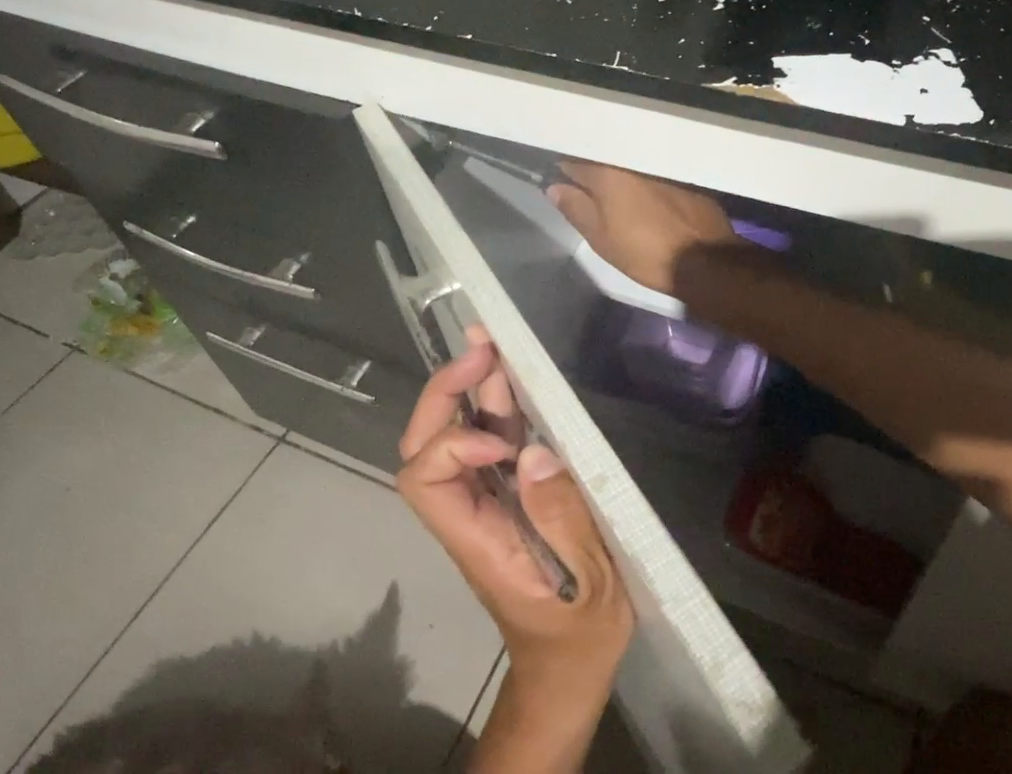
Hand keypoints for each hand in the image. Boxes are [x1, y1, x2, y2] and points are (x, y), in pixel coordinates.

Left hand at [397, 328, 632, 684]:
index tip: (508, 447)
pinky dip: (498, 408)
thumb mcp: (588, 586)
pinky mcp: (507, 498)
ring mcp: (485, 503)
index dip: (455, 447)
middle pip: (424, 448)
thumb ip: (562, 520)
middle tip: (481, 350)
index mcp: (475, 540)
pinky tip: (514, 379)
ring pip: (453, 438)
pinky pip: (490, 445)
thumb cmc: (577, 636)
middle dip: (445, 394)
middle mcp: (468, 513)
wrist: (568, 666)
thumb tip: (535, 454)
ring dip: (469, 389)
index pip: (426, 481)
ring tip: (492, 344)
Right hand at [547, 161, 738, 294]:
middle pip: (604, 162)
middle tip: (586, 196)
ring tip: (616, 200)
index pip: (573, 162)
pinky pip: (654, 176)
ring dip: (621, 180)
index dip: (562, 173)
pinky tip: (646, 204)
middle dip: (593, 175)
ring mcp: (663, 169)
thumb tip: (555, 187)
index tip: (558, 184)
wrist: (705, 262)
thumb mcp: (601, 238)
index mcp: (609, 173)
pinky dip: (646, 186)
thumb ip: (576, 208)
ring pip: (631, 169)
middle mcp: (635, 162)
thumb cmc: (645, 253)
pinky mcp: (686, 180)